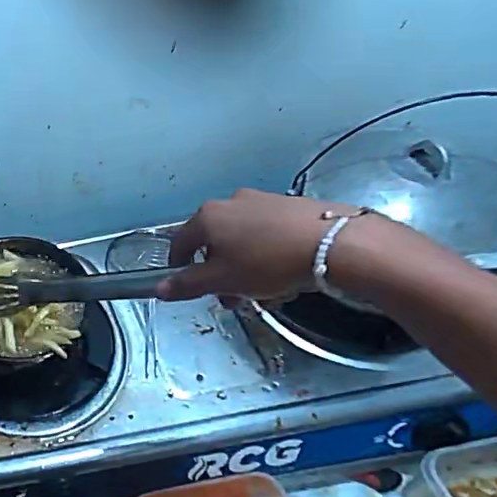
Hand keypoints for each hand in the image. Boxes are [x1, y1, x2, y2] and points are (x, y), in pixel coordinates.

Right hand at [156, 188, 364, 301]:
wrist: (337, 244)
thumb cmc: (269, 262)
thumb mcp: (222, 281)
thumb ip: (187, 285)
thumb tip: (160, 289)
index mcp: (206, 217)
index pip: (179, 244)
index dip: (179, 268)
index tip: (189, 286)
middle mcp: (230, 202)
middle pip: (213, 242)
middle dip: (218, 271)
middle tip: (233, 296)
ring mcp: (263, 200)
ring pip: (242, 238)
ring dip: (244, 264)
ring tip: (264, 288)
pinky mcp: (292, 205)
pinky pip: (268, 232)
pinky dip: (268, 252)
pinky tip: (285, 271)